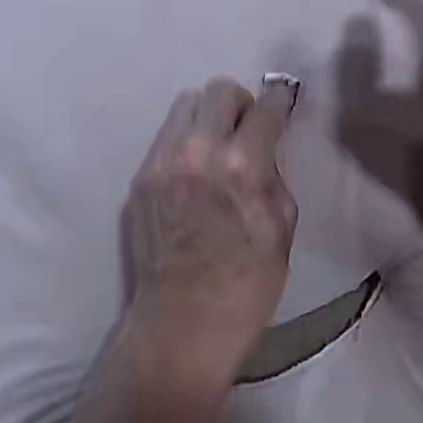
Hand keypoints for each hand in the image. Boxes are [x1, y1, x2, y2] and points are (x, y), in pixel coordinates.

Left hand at [120, 76, 300, 385]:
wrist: (179, 332)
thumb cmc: (245, 287)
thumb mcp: (283, 228)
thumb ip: (274, 176)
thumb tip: (265, 148)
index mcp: (240, 167)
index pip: (264, 108)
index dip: (280, 99)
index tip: (284, 101)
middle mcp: (195, 154)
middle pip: (218, 90)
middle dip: (241, 102)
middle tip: (248, 129)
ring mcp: (159, 165)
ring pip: (185, 105)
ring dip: (208, 116)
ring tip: (217, 148)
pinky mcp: (138, 181)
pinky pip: (165, 138)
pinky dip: (185, 142)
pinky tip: (193, 176)